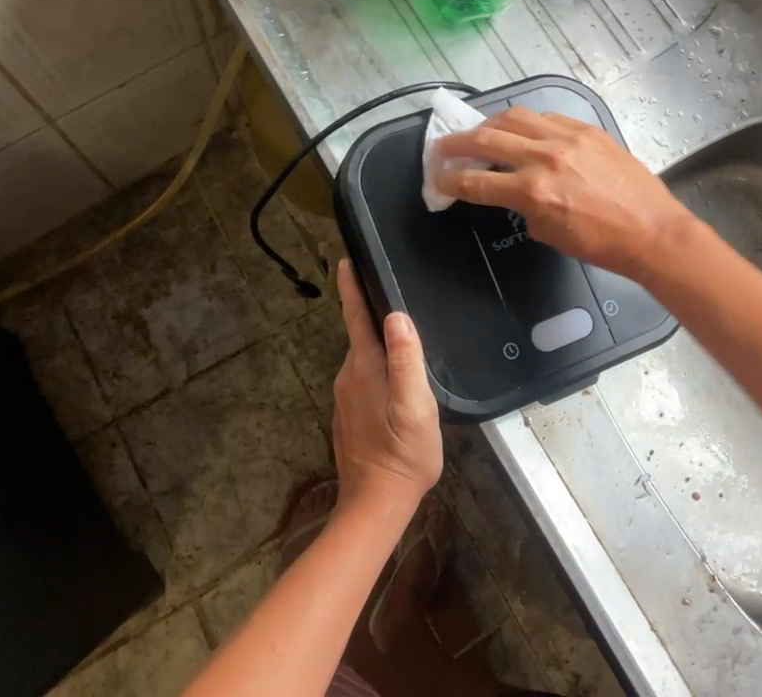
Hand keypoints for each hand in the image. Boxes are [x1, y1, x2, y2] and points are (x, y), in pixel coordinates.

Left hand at [331, 260, 441, 516]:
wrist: (376, 503)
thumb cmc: (403, 455)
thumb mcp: (415, 407)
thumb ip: (406, 361)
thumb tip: (396, 317)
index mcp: (365, 368)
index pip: (356, 316)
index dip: (351, 286)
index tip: (346, 258)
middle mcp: (348, 375)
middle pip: (359, 333)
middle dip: (370, 310)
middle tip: (393, 288)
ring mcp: (346, 396)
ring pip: (364, 357)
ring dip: (378, 342)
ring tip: (403, 332)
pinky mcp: (350, 414)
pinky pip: (364, 378)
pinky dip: (377, 367)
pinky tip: (396, 377)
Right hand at [433, 107, 697, 280]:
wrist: (652, 231)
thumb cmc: (601, 244)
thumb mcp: (550, 235)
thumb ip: (523, 209)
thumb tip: (510, 193)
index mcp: (534, 191)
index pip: (477, 182)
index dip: (450, 181)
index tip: (437, 179)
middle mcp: (545, 157)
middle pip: (486, 139)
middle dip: (456, 143)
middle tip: (442, 147)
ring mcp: (568, 138)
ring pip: (514, 117)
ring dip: (489, 125)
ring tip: (479, 133)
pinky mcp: (587, 130)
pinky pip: (546, 117)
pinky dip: (527, 124)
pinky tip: (523, 132)